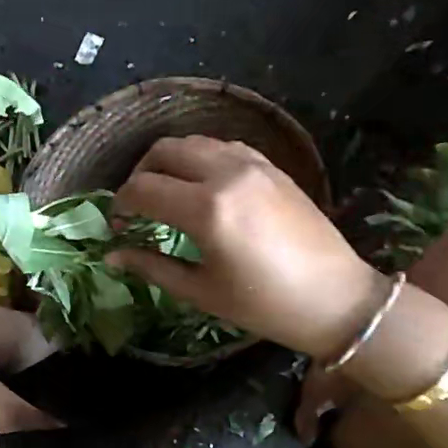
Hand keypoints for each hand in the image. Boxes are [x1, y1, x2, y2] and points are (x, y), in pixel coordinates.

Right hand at [107, 136, 387, 357]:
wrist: (334, 298)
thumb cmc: (264, 305)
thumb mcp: (202, 292)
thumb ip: (152, 267)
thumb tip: (112, 255)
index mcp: (206, 209)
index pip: (143, 189)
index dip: (121, 206)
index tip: (118, 226)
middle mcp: (226, 173)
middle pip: (163, 152)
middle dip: (140, 175)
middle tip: (137, 206)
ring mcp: (253, 164)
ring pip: (194, 142)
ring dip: (170, 162)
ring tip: (166, 193)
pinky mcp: (271, 166)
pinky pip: (223, 147)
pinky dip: (201, 158)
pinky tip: (201, 186)